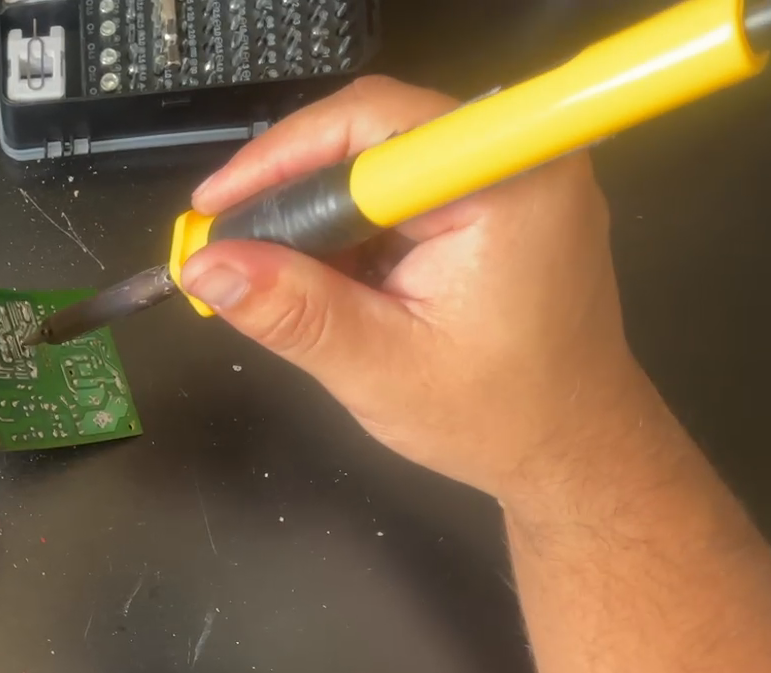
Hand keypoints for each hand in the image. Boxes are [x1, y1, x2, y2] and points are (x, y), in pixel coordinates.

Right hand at [180, 76, 660, 504]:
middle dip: (283, 193)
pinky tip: (305, 281)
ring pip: (371, 172)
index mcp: (500, 185)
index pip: (369, 126)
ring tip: (253, 272)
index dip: (278, 158)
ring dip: (304, 220)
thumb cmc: (488, 416)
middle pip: (367, 140)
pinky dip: (336, 238)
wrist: (565, 448)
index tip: (212, 208)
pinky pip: (389, 204)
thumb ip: (291, 312)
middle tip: (220, 246)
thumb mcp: (374, 366)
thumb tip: (205, 268)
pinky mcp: (481, 214)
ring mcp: (498, 186)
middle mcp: (508, 163)